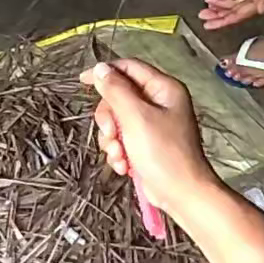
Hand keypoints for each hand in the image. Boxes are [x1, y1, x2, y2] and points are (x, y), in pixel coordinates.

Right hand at [79, 59, 220, 215]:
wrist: (181, 194)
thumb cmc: (164, 154)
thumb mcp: (135, 117)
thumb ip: (116, 90)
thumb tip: (100, 69)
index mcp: (164, 89)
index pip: (129, 68)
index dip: (105, 72)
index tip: (83, 81)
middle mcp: (160, 103)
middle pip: (119, 96)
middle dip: (109, 118)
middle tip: (111, 135)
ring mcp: (153, 124)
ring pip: (117, 120)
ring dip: (111, 140)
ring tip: (120, 155)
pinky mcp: (147, 144)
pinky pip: (122, 139)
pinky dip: (119, 152)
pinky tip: (124, 166)